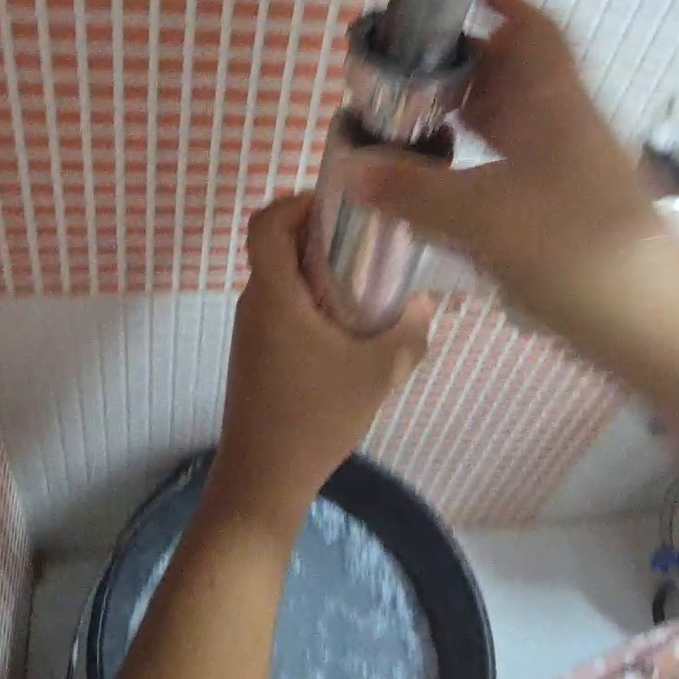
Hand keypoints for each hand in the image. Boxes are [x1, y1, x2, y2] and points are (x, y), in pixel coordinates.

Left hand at [210, 195, 433, 522]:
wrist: (263, 477)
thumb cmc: (315, 417)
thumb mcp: (377, 374)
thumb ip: (408, 333)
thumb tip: (427, 302)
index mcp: (274, 294)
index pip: (266, 221)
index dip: (298, 201)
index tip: (341, 207)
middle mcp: (254, 302)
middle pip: (276, 245)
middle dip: (320, 234)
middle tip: (367, 241)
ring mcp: (251, 329)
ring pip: (280, 277)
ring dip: (316, 269)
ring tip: (364, 282)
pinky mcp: (255, 352)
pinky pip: (280, 305)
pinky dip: (309, 298)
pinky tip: (346, 327)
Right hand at [343, 0, 678, 339]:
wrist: (654, 326)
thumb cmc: (574, 252)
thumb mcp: (482, 219)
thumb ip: (411, 192)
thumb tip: (348, 168)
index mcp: (557, 107)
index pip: (538, 34)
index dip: (506, 5)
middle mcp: (569, 127)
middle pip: (520, 75)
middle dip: (469, 64)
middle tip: (414, 68)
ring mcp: (572, 168)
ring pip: (518, 121)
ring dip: (474, 113)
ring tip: (421, 116)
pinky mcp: (568, 207)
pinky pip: (517, 163)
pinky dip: (481, 157)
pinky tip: (451, 177)